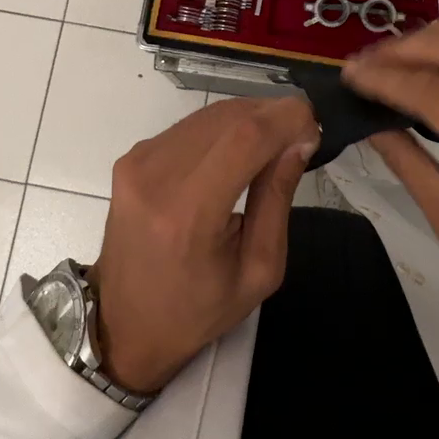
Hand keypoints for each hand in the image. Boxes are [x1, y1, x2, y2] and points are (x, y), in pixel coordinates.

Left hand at [91, 96, 317, 392]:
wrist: (125, 324)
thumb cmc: (197, 310)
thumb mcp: (258, 270)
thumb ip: (278, 198)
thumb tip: (300, 140)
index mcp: (188, 214)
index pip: (245, 137)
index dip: (286, 118)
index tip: (314, 126)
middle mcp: (157, 175)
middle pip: (229, 117)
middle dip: (273, 116)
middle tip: (300, 138)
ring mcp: (139, 160)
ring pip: (210, 115)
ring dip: (249, 119)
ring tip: (273, 146)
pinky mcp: (132, 155)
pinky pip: (190, 126)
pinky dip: (222, 130)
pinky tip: (237, 154)